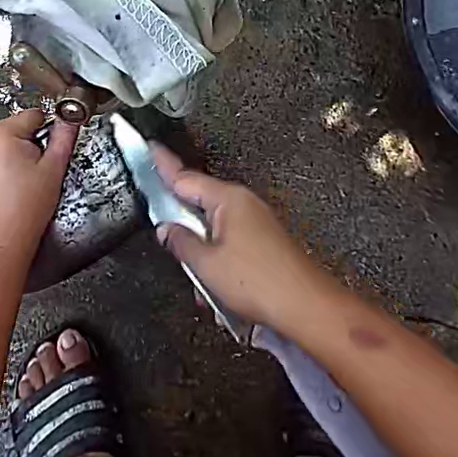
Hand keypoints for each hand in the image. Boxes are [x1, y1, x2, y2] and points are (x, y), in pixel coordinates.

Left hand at [0, 109, 78, 254]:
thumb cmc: (26, 211)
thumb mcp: (54, 170)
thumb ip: (64, 137)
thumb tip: (69, 118)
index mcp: (2, 135)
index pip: (29, 117)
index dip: (40, 134)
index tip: (39, 154)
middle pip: (6, 131)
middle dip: (17, 147)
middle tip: (24, 175)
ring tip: (7, 184)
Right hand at [150, 145, 342, 330]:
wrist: (305, 307)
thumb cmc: (263, 282)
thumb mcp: (205, 264)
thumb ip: (180, 242)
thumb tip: (167, 230)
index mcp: (228, 199)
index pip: (184, 176)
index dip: (163, 164)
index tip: (151, 149)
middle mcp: (244, 204)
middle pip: (198, 204)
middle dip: (182, 226)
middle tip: (168, 241)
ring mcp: (255, 222)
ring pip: (213, 229)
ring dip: (201, 253)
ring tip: (202, 282)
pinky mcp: (262, 241)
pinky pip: (229, 243)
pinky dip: (218, 262)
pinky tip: (218, 289)